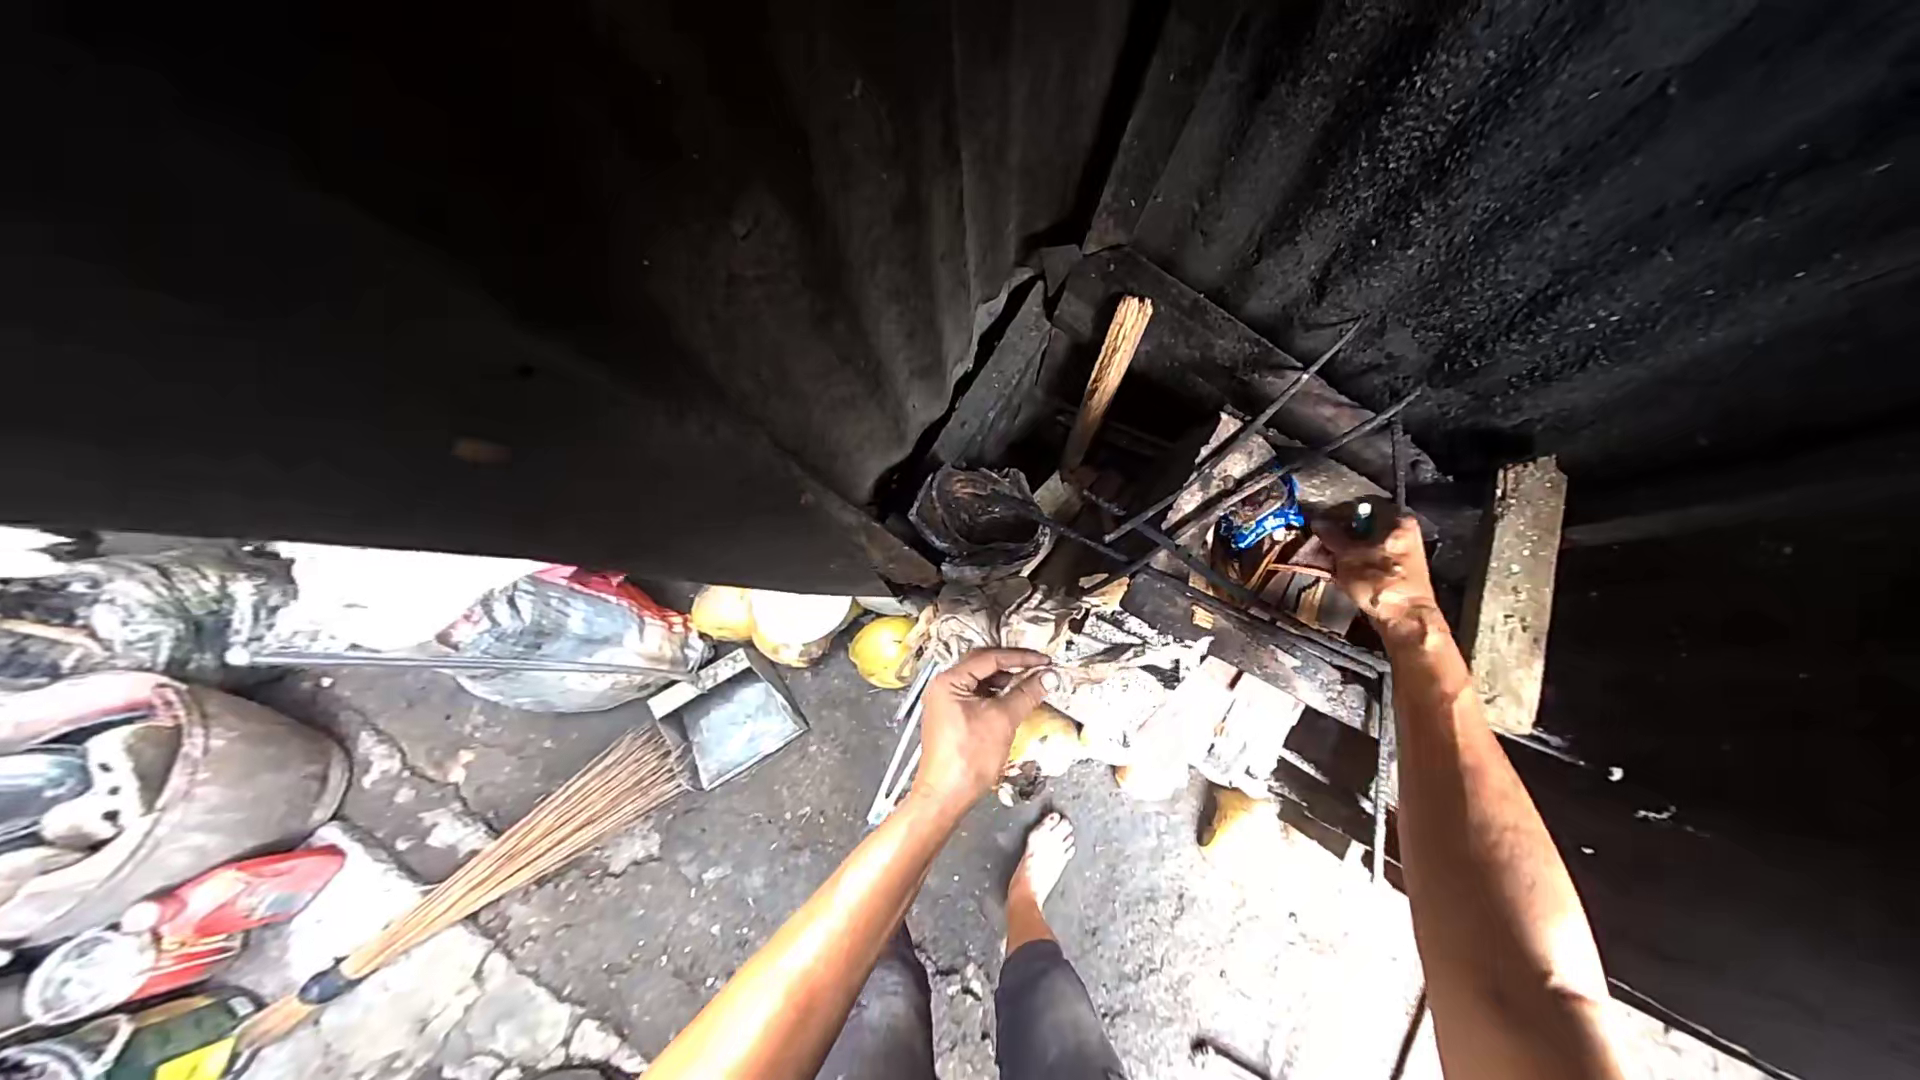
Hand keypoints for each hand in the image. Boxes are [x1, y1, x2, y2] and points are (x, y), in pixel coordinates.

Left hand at [913, 649, 1056, 812]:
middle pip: (982, 665)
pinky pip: (976, 696)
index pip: (989, 657)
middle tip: (1038, 668)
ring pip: (980, 681)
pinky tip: (1013, 702)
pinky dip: (996, 696)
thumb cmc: (969, 757)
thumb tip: (1048, 676)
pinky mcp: (951, 716)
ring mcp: (945, 701)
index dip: (1020, 657)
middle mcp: (943, 686)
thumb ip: (1026, 694)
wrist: (946, 795)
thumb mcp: (1003, 720)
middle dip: (1012, 666)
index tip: (1043, 660)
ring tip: (1029, 685)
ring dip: (1005, 681)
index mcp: (949, 680)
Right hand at [1313, 500, 1442, 642]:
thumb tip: (1319, 521)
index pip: (1365, 504)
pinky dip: (1354, 559)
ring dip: (1345, 547)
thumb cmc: (1378, 581)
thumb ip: (1332, 536)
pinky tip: (1338, 567)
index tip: (1322, 521)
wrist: (1404, 617)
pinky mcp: (1396, 568)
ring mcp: (1402, 551)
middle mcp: (1404, 531)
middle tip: (1321, 539)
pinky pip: (1370, 556)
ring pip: (1366, 541)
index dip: (1340, 511)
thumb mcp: (1348, 555)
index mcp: (1398, 521)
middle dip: (1341, 532)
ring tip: (1325, 555)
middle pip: (1366, 524)